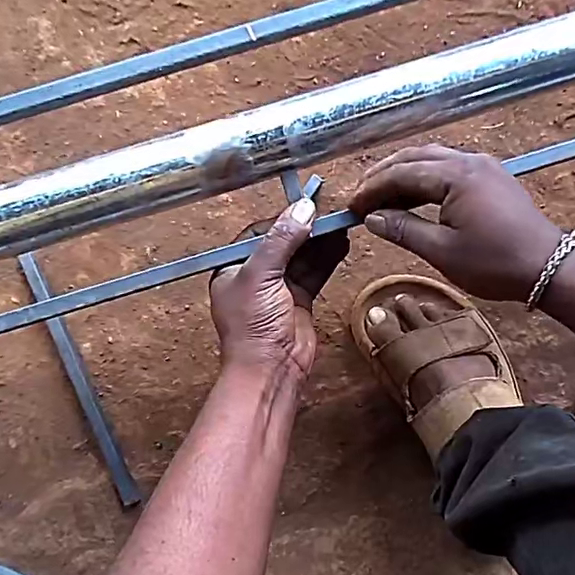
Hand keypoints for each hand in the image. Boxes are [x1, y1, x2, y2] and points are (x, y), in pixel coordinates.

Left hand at [209, 197, 345, 377]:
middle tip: (331, 213)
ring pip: (303, 256)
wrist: (270, 369)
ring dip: (321, 242)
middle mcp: (256, 275)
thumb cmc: (252, 328)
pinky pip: (315, 272)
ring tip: (341, 225)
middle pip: (285, 242)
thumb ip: (282, 241)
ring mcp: (279, 288)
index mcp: (234, 266)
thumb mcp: (261, 275)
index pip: (261, 231)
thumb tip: (302, 209)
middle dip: (307, 228)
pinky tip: (341, 245)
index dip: (285, 218)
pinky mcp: (300, 300)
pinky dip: (328, 259)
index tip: (309, 205)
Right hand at [348, 145, 564, 301]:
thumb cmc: (496, 263)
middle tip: (361, 197)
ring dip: (405, 174)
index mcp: (455, 175)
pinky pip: (450, 167)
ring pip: (433, 159)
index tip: (351, 207)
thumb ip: (404, 230)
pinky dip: (427, 179)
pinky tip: (416, 198)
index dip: (372, 189)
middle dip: (384, 175)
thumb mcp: (443, 251)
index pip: (401, 173)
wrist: (548, 267)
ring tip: (382, 198)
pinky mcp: (493, 177)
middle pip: (415, 157)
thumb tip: (372, 218)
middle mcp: (469, 160)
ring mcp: (484, 166)